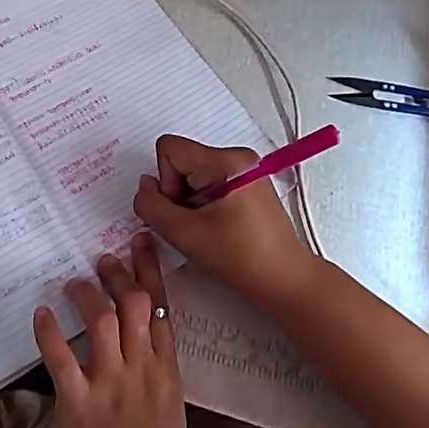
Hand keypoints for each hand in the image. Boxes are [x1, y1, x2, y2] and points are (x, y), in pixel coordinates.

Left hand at [33, 234, 188, 427]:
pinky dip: (50, 332)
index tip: (141, 246)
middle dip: (119, 274)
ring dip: (87, 294)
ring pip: (102, 322)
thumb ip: (158, 374)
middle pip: (134, 306)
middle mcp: (143, 373)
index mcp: (170, 375)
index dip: (150, 273)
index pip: (162, 310)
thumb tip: (142, 339)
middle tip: (104, 257)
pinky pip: (62, 358)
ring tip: (75, 281)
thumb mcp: (171, 415)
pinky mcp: (79, 407)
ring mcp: (111, 388)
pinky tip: (43, 313)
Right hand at [132, 134, 322, 304]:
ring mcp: (245, 169)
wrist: (283, 278)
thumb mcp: (183, 233)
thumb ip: (151, 206)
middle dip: (178, 192)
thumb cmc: (240, 257)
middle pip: (182, 161)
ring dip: (190, 202)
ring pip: (194, 174)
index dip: (165, 181)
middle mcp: (238, 157)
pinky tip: (217, 228)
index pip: (169, 149)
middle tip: (194, 223)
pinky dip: (204, 205)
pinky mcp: (248, 184)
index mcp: (226, 161)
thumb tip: (145, 187)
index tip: (182, 210)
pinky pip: (210, 183)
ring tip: (208, 228)